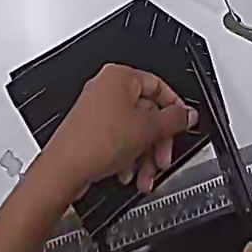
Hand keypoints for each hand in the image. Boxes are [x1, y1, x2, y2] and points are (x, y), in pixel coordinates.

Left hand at [36, 64, 196, 198]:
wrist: (65, 168)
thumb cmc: (95, 141)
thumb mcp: (147, 129)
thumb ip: (173, 120)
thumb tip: (187, 114)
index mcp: (119, 77)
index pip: (158, 85)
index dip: (174, 107)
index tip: (183, 123)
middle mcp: (106, 89)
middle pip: (147, 112)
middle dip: (158, 140)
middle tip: (163, 156)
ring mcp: (97, 110)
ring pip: (134, 130)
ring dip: (144, 155)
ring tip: (146, 174)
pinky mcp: (91, 129)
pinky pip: (119, 139)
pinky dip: (128, 157)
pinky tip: (130, 173)